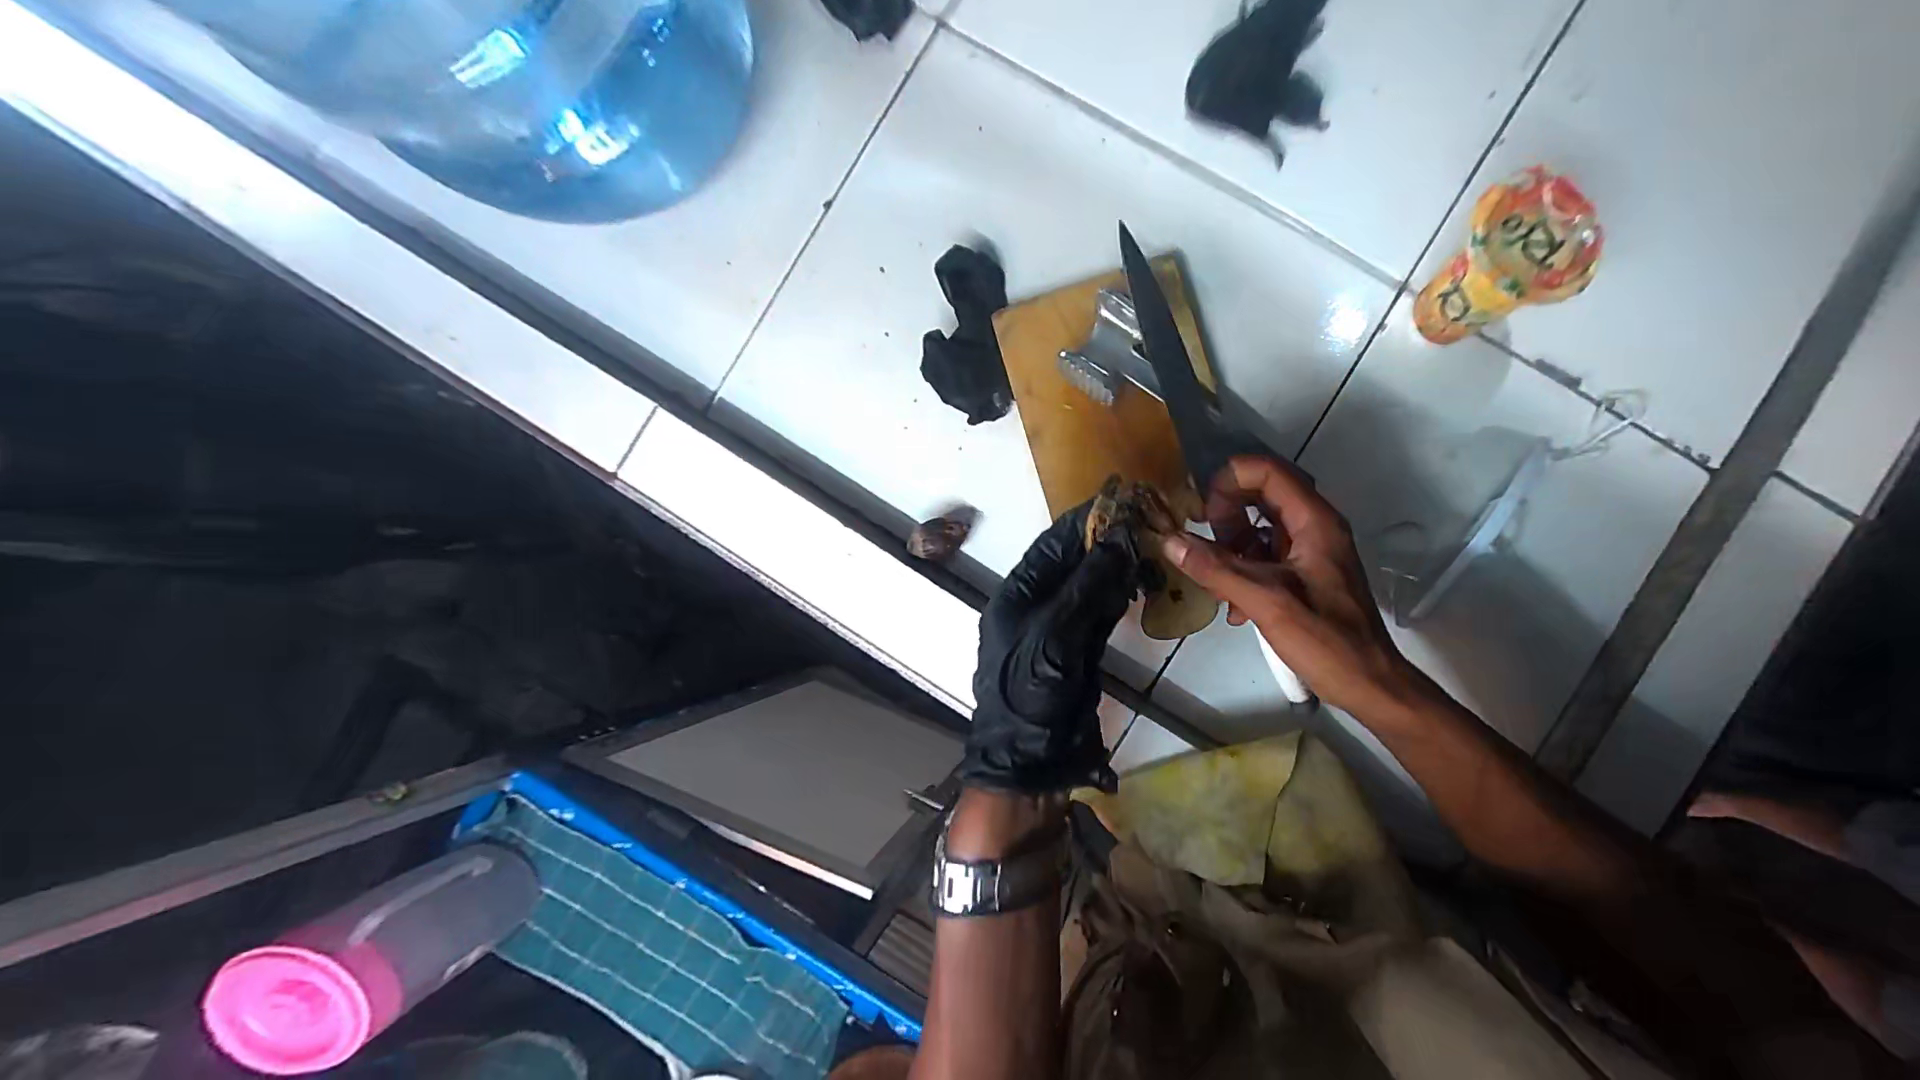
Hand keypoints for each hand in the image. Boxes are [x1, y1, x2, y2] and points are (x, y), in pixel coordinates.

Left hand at [962, 501, 1140, 793]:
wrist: (1031, 756)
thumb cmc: (1029, 690)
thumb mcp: (1053, 634)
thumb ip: (1085, 586)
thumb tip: (1116, 539)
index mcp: (1017, 593)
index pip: (1053, 544)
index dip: (1084, 520)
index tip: (1119, 498)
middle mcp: (1036, 603)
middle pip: (1074, 560)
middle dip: (1107, 539)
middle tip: (1146, 518)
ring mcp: (1059, 625)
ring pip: (1091, 583)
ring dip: (1117, 564)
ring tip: (1150, 543)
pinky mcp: (1079, 646)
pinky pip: (1101, 609)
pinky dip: (1120, 592)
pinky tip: (1141, 578)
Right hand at [1160, 455, 1436, 719]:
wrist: (1367, 684)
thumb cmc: (1325, 639)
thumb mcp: (1265, 601)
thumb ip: (1216, 569)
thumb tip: (1170, 540)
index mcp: (1314, 522)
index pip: (1268, 472)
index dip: (1230, 479)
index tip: (1200, 508)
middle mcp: (1314, 528)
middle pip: (1261, 496)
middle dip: (1225, 517)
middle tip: (1205, 547)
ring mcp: (1309, 552)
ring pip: (1259, 528)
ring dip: (1230, 549)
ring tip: (1217, 584)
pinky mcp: (1303, 575)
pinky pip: (1264, 556)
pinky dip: (1242, 571)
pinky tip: (1234, 608)